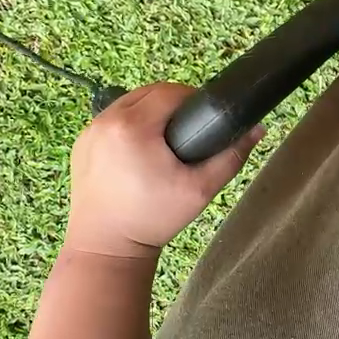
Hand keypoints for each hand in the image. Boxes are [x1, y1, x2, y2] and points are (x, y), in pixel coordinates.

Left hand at [66, 83, 264, 259]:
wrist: (105, 247)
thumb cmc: (154, 217)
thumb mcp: (201, 189)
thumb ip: (231, 155)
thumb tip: (258, 128)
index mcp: (132, 126)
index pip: (171, 92)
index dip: (194, 99)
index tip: (206, 120)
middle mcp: (106, 121)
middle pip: (149, 92)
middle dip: (174, 102)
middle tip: (192, 129)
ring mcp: (90, 131)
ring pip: (130, 102)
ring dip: (152, 110)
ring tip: (170, 136)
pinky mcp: (81, 143)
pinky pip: (113, 119)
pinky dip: (131, 123)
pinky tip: (144, 146)